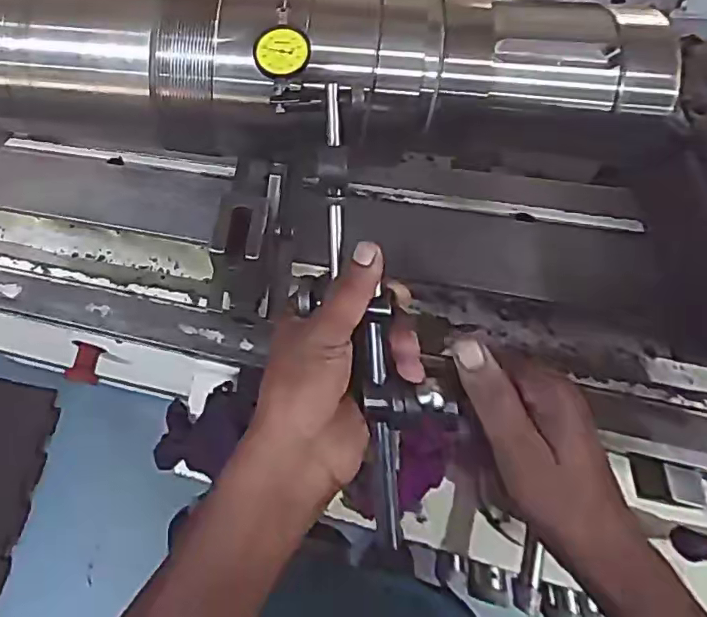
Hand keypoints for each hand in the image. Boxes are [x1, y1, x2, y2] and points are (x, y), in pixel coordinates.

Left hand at [247, 241, 423, 499]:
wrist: (304, 454)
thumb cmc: (296, 392)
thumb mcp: (325, 332)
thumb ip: (351, 293)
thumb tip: (367, 252)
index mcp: (311, 319)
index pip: (348, 289)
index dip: (371, 288)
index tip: (391, 292)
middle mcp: (332, 340)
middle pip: (376, 317)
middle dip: (394, 324)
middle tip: (399, 336)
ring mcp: (353, 369)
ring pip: (391, 345)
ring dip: (404, 351)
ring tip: (405, 364)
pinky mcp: (372, 395)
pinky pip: (399, 377)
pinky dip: (408, 377)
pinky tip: (409, 381)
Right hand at [449, 340, 642, 570]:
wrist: (602, 555)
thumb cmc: (561, 506)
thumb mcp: (516, 449)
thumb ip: (491, 396)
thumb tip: (466, 345)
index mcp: (549, 387)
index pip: (489, 354)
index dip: (461, 373)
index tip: (444, 398)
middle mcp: (556, 390)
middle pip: (495, 374)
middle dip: (470, 400)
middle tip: (459, 432)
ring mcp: (556, 409)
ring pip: (500, 397)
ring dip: (481, 419)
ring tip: (474, 451)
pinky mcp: (553, 428)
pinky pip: (512, 416)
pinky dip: (496, 432)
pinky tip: (491, 457)